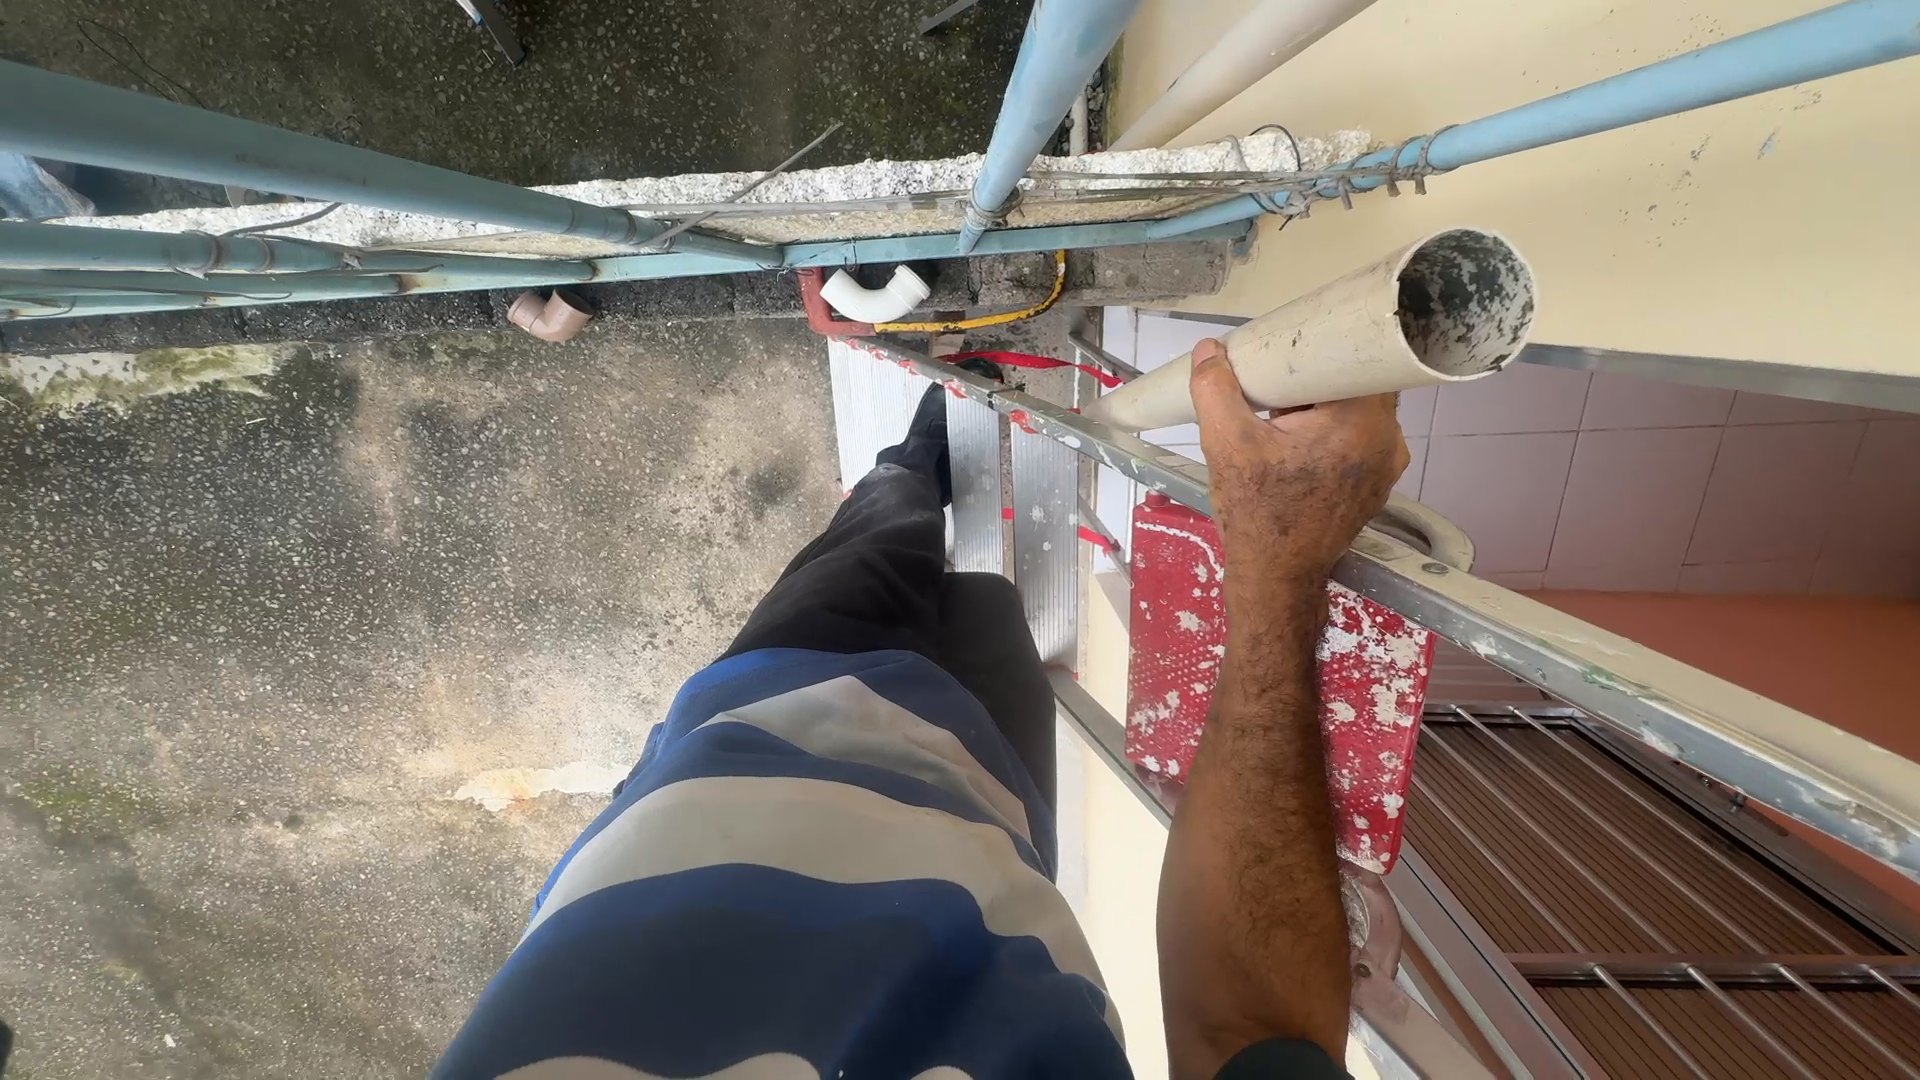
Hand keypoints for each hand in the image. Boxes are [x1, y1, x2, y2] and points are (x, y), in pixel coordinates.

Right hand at [1189, 338, 1408, 586]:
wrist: (1275, 575)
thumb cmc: (1255, 512)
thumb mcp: (1225, 445)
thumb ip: (1216, 391)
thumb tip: (1209, 350)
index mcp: (1360, 422)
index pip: (1357, 356)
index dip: (1322, 349)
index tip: (1289, 354)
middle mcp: (1388, 439)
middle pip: (1355, 383)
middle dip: (1313, 384)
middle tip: (1272, 397)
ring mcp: (1388, 464)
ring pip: (1356, 412)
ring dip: (1320, 411)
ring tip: (1279, 428)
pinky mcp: (1377, 483)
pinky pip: (1357, 440)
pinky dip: (1328, 436)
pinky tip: (1293, 454)